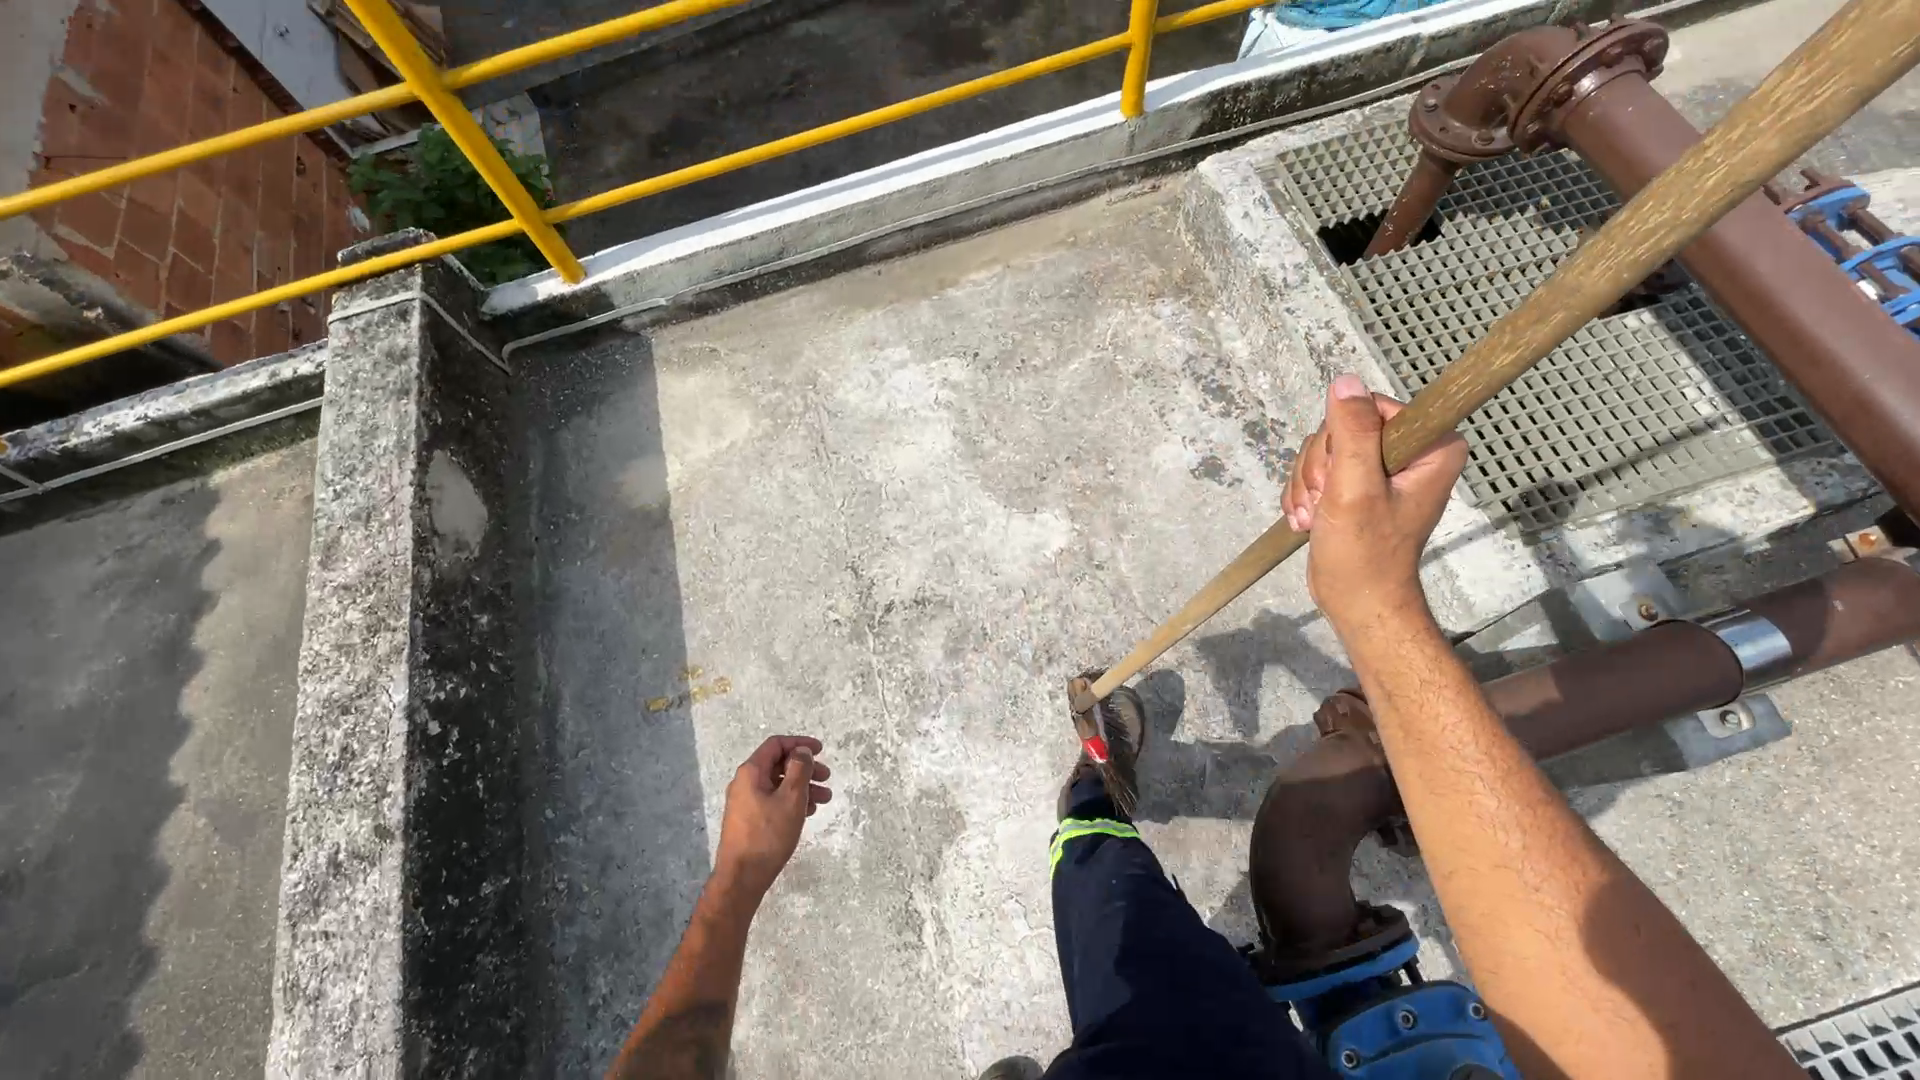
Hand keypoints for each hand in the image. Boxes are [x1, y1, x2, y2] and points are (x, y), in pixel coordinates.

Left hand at [713, 735, 832, 901]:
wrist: (742, 877)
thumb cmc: (768, 834)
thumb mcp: (791, 798)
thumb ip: (799, 769)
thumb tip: (801, 751)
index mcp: (751, 772)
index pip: (776, 745)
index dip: (799, 744)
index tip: (821, 751)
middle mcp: (744, 783)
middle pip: (778, 765)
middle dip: (805, 768)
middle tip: (826, 778)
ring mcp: (744, 802)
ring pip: (777, 785)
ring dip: (802, 787)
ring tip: (824, 799)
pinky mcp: (748, 820)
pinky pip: (772, 800)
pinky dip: (791, 801)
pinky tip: (807, 812)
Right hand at [1281, 374, 1467, 639]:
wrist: (1355, 601)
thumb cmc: (1364, 552)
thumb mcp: (1355, 488)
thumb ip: (1351, 433)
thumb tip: (1345, 382)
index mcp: (1431, 445)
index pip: (1371, 408)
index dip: (1342, 439)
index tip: (1341, 477)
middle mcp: (1410, 452)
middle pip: (1341, 429)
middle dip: (1320, 469)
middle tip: (1326, 503)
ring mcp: (1380, 470)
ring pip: (1323, 450)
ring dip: (1308, 486)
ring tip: (1317, 517)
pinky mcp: (1356, 486)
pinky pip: (1317, 470)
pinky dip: (1305, 496)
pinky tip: (1309, 521)